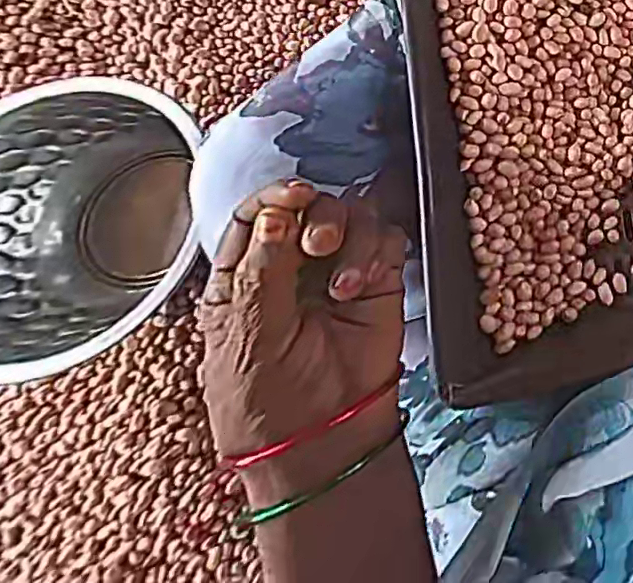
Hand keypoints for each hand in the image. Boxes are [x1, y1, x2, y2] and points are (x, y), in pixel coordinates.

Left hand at [199, 180, 408, 504]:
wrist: (326, 437)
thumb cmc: (268, 399)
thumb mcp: (248, 338)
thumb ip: (261, 273)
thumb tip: (275, 214)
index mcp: (247, 272)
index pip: (257, 213)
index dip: (275, 196)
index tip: (294, 196)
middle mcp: (295, 262)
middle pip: (312, 205)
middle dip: (318, 215)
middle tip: (318, 244)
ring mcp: (340, 266)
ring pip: (354, 214)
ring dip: (351, 237)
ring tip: (342, 283)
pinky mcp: (380, 277)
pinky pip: (386, 239)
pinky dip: (377, 253)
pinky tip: (361, 286)